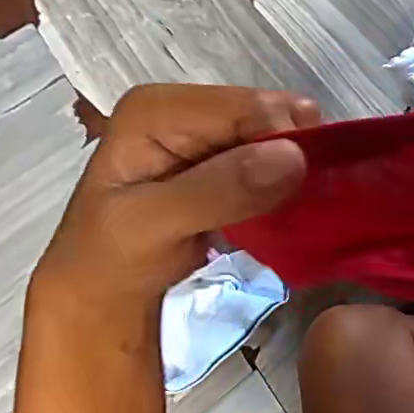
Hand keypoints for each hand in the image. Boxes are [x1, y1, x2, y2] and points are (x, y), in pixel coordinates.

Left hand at [32, 85, 318, 312]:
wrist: (107, 304)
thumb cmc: (113, 266)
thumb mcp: (151, 227)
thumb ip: (217, 191)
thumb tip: (293, 156)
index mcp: (159, 109)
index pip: (254, 109)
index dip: (287, 144)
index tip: (298, 192)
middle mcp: (193, 113)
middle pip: (277, 118)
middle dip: (301, 155)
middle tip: (301, 204)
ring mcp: (218, 141)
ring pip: (289, 140)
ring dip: (307, 174)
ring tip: (303, 210)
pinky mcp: (238, 168)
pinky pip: (288, 163)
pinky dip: (302, 185)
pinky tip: (299, 210)